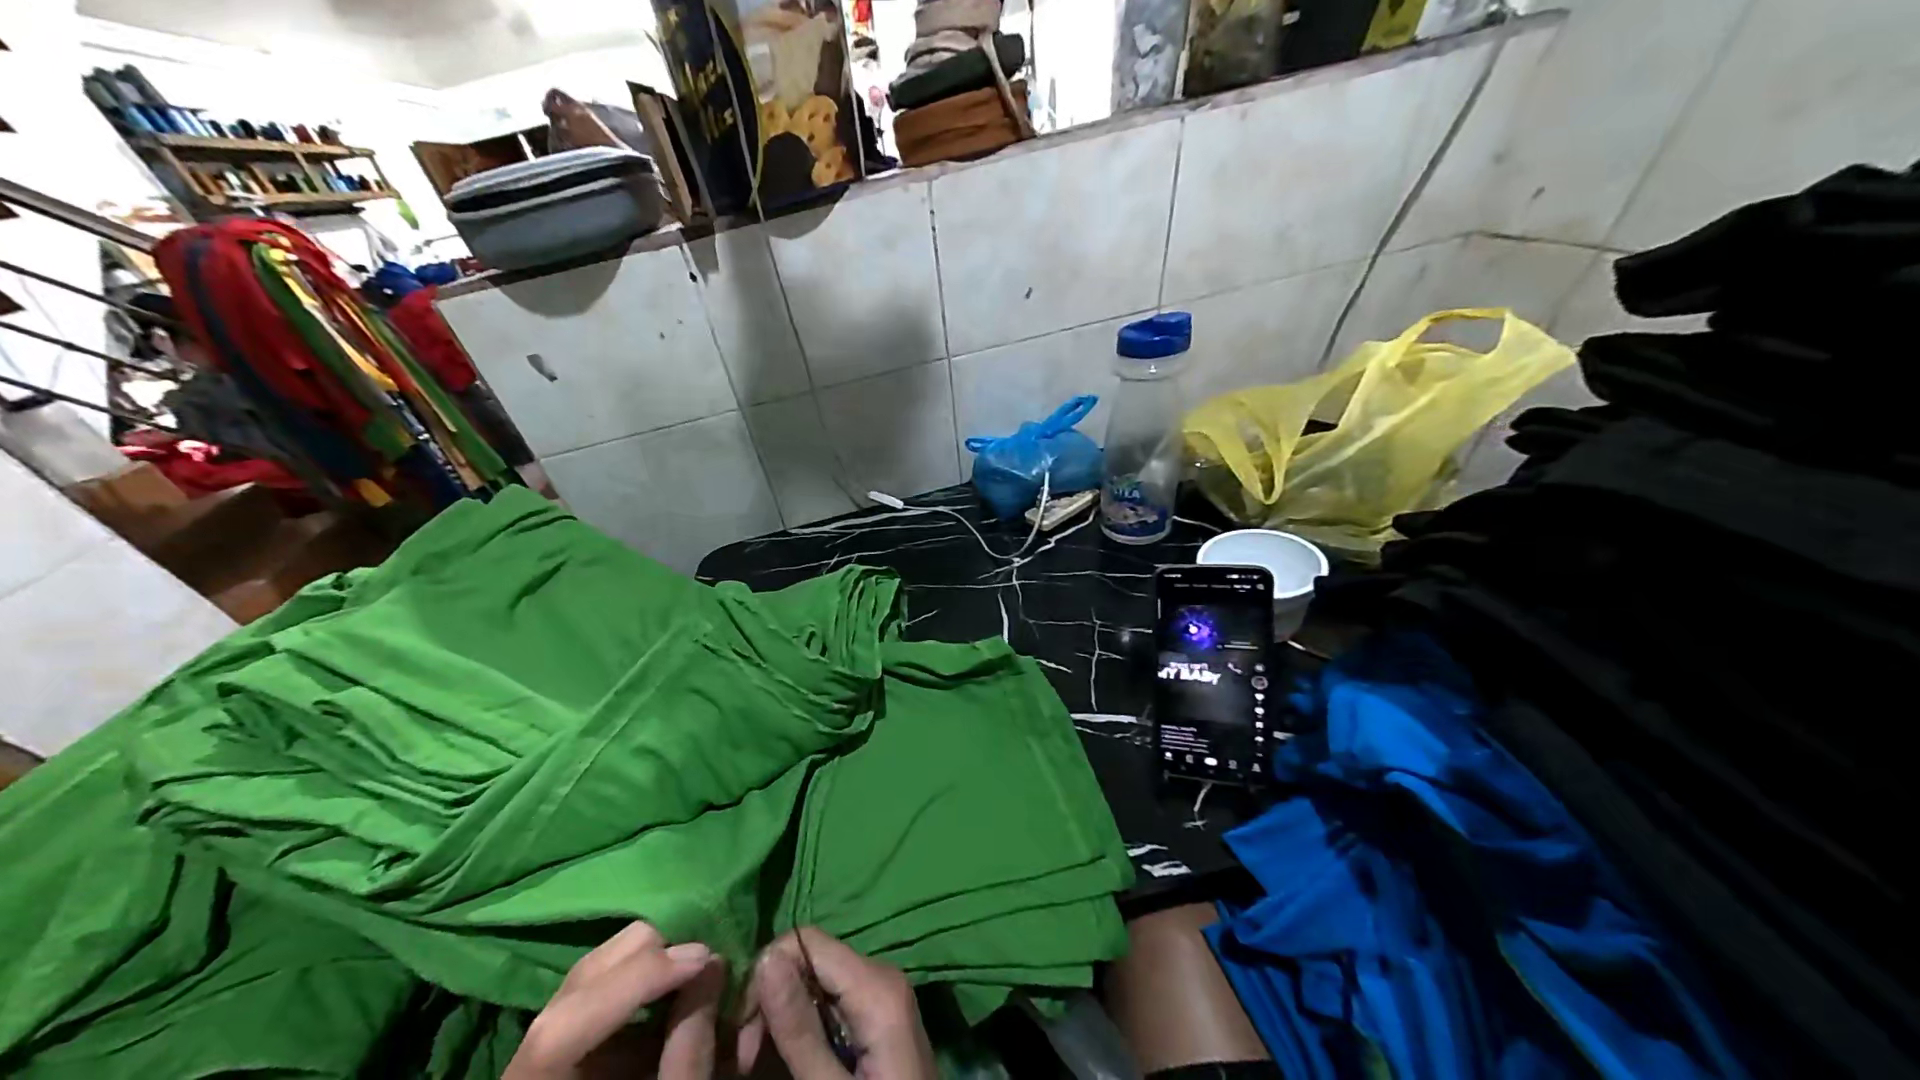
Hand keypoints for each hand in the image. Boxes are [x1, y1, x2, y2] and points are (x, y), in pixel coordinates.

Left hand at [505, 921, 725, 1079]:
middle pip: (576, 985)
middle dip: (649, 957)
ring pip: (589, 975)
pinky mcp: (561, 1048)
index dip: (635, 982)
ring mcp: (536, 1056)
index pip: (561, 1033)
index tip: (704, 959)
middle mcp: (521, 1074)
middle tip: (707, 958)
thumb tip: (712, 965)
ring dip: (648, 960)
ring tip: (697, 968)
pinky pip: (600, 988)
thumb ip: (689, 1050)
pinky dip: (643, 977)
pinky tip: (678, 985)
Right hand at [738, 928, 935, 1079]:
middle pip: (809, 960)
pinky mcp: (879, 1011)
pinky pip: (831, 999)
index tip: (742, 1035)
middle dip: (771, 1001)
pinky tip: (792, 1059)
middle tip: (746, 1061)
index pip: (805, 940)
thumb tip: (766, 958)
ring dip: (782, 1017)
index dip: (765, 976)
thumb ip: (799, 1029)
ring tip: (760, 1065)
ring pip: (816, 980)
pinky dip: (804, 1024)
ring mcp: (882, 991)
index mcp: (876, 984)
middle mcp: (881, 974)